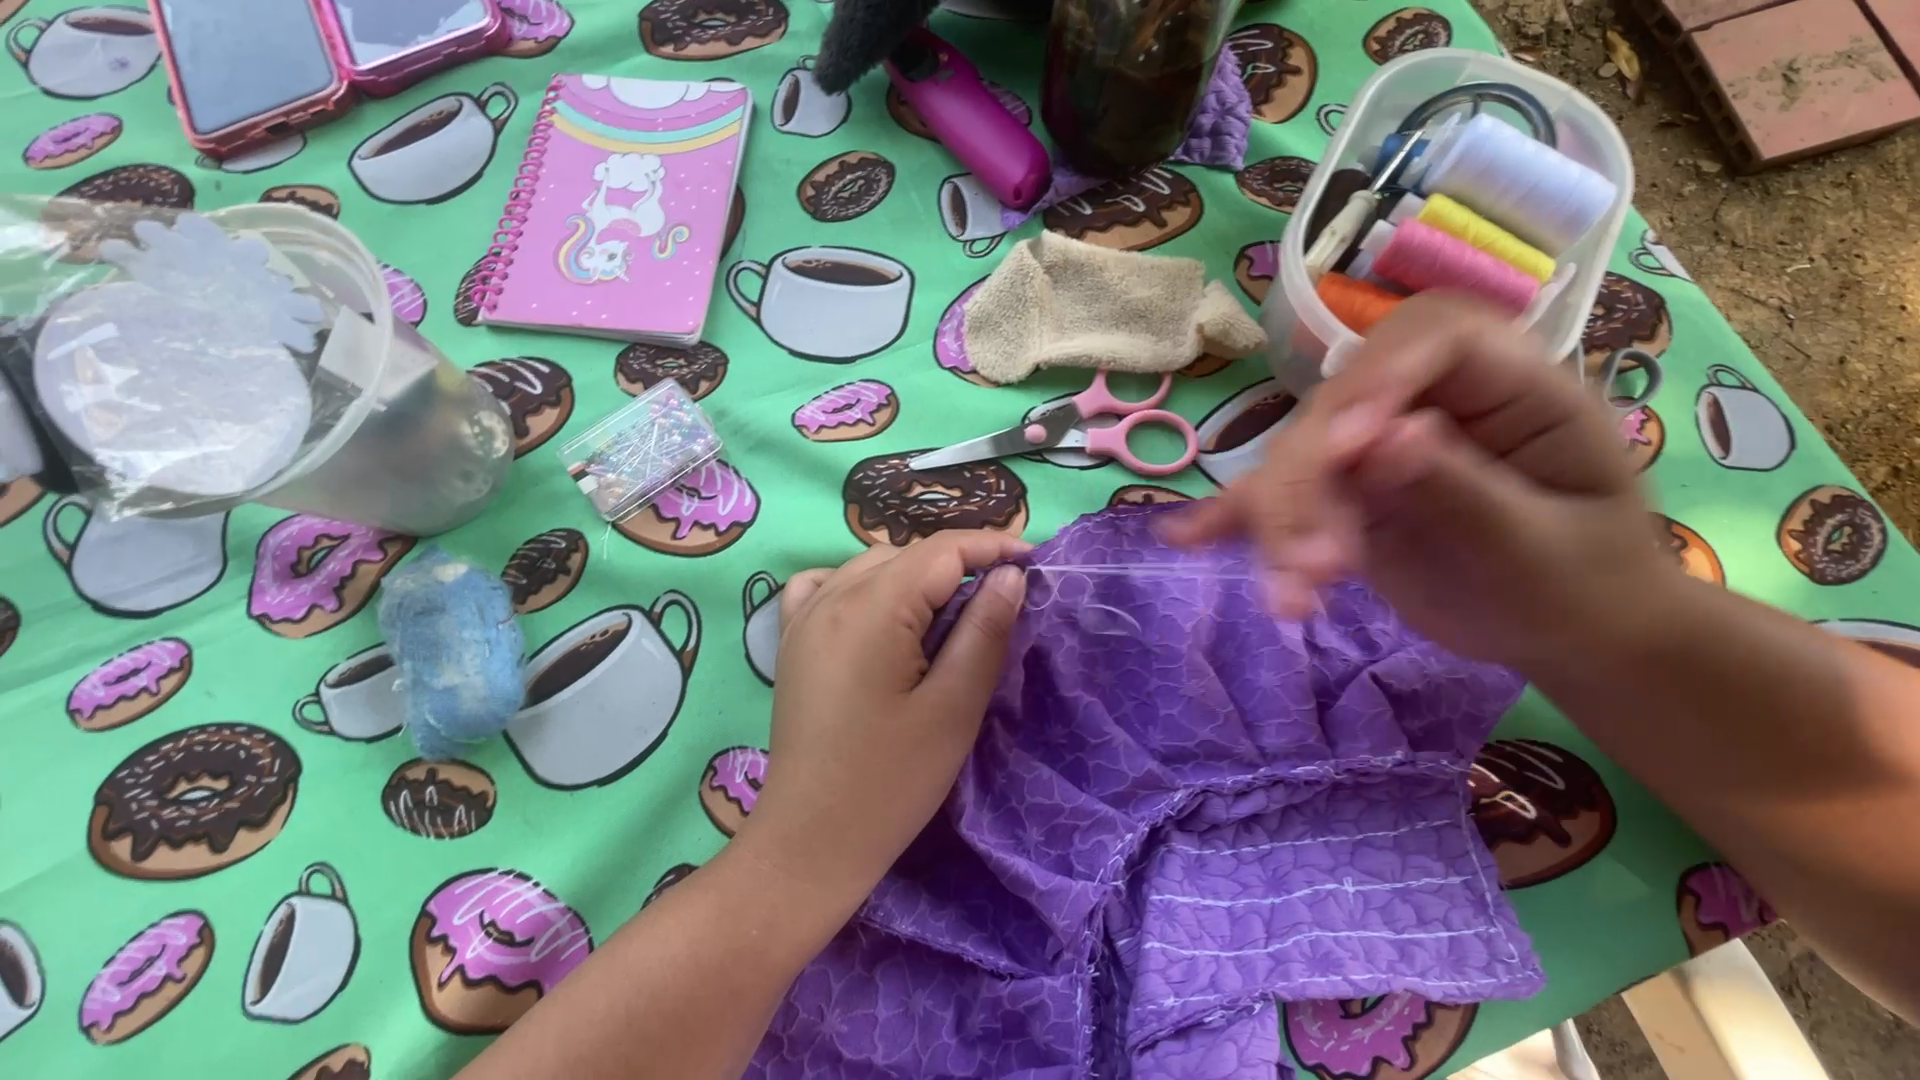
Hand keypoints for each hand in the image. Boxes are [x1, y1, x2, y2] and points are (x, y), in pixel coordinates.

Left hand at [734, 531, 1029, 902]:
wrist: (810, 840)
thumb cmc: (891, 782)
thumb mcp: (953, 709)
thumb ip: (984, 632)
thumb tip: (1011, 575)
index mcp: (872, 608)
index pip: (942, 551)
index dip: (993, 546)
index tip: (1035, 562)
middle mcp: (831, 597)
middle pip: (907, 555)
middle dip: (961, 562)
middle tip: (1005, 594)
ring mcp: (804, 617)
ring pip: (871, 565)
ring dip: (918, 574)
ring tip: (955, 608)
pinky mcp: (792, 641)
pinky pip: (828, 584)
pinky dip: (863, 582)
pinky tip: (882, 610)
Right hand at [1166, 294, 1676, 670]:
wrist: (1568, 630)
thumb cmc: (1580, 585)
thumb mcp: (1539, 549)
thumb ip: (1461, 491)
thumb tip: (1381, 438)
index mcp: (1513, 386)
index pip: (1436, 342)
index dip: (1379, 382)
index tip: (1343, 451)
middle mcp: (1431, 400)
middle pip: (1340, 405)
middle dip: (1309, 484)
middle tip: (1310, 564)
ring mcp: (1377, 444)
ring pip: (1298, 458)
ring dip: (1277, 524)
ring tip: (1289, 600)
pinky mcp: (1341, 490)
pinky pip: (1280, 495)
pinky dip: (1235, 518)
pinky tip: (1186, 537)